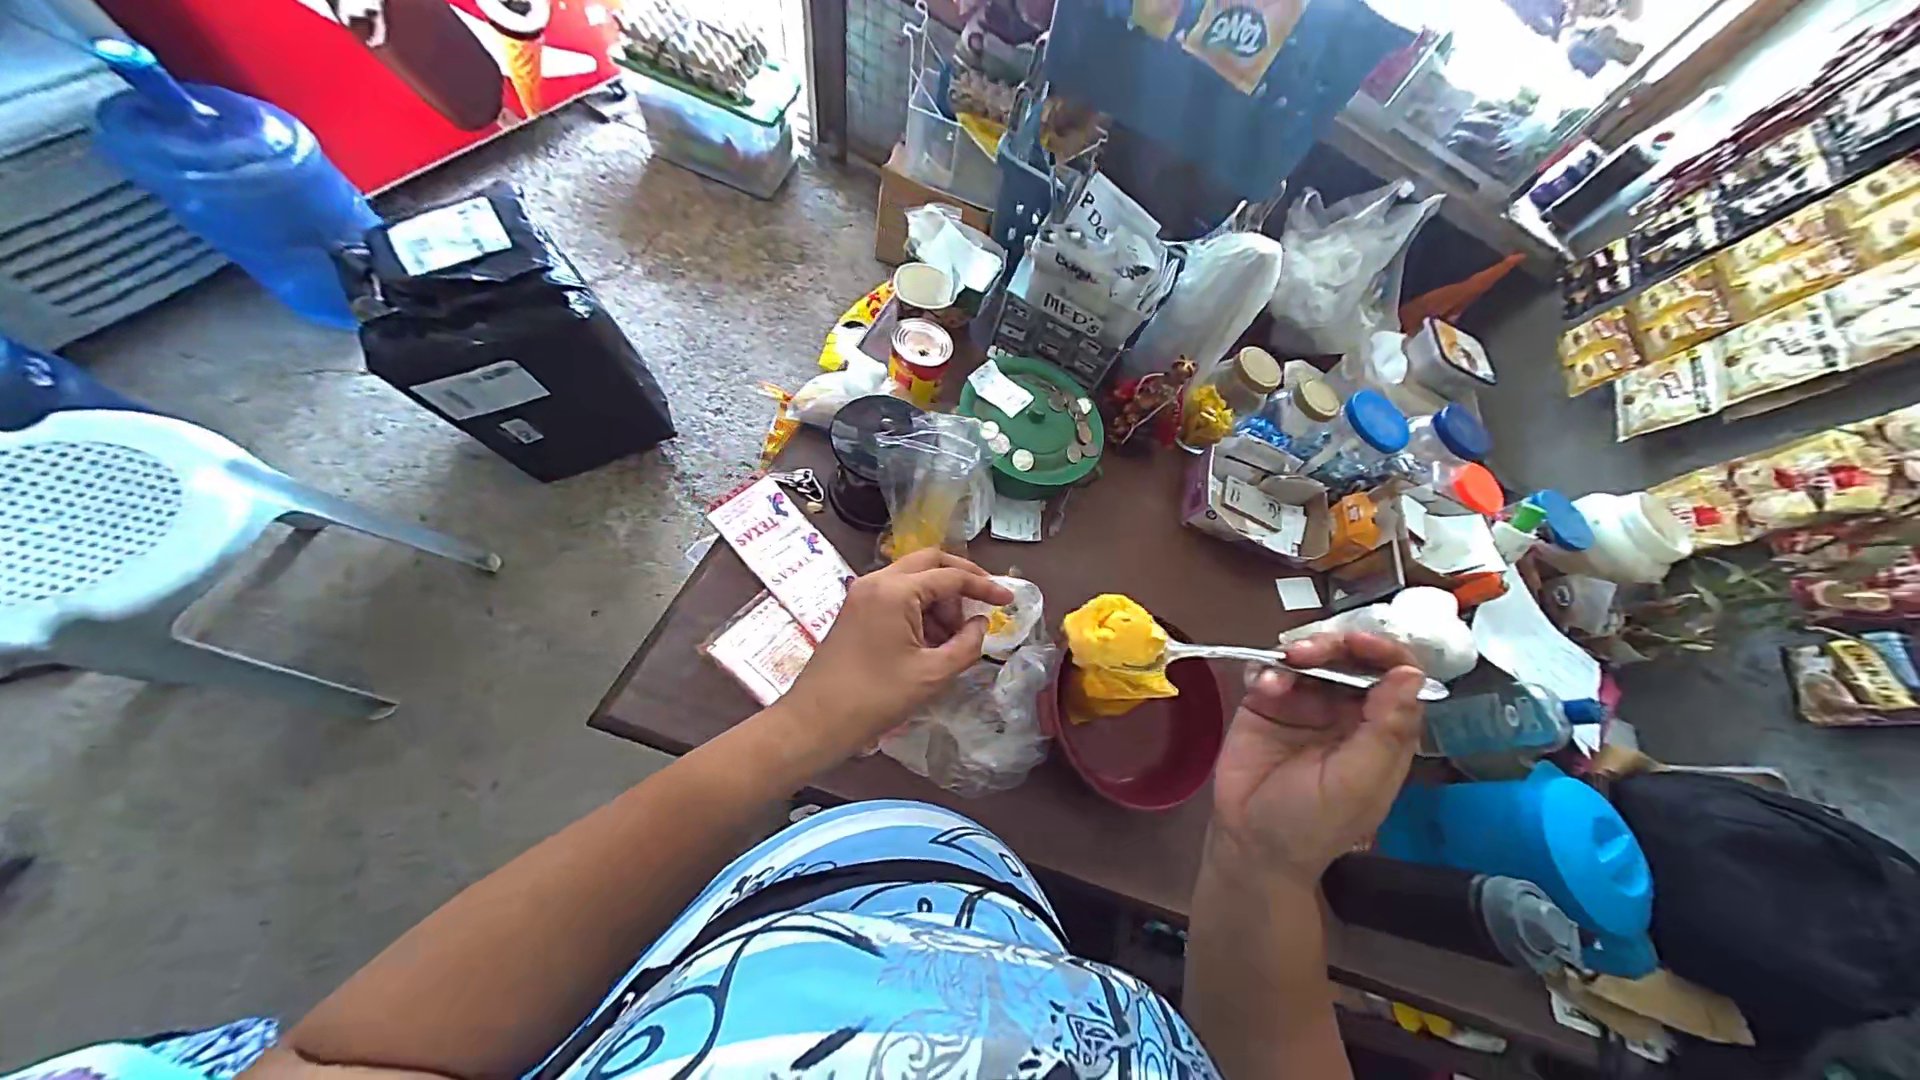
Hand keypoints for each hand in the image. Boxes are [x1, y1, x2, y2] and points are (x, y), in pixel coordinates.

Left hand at [778, 549, 1013, 751]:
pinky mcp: (855, 609)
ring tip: (954, 638)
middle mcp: (876, 581)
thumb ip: (967, 644)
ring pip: (912, 578)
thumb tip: (980, 624)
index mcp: (895, 591)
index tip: (1009, 600)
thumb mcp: (933, 674)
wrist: (814, 721)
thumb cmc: (875, 698)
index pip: (951, 577)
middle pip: (929, 562)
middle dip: (960, 581)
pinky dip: (919, 609)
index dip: (984, 587)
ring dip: (939, 598)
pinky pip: (896, 595)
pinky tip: (930, 641)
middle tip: (983, 605)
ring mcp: (862, 593)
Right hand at [1210, 633, 1427, 888]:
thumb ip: (1385, 730)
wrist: (1252, 842)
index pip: (1395, 678)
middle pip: (1348, 660)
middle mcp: (1344, 711)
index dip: (1383, 653)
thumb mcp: (1358, 782)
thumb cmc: (1314, 823)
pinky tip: (1262, 685)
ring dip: (1298, 653)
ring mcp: (1302, 706)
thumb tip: (1410, 675)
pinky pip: (1268, 671)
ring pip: (1308, 659)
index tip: (1358, 642)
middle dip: (1332, 646)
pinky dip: (1266, 669)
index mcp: (1379, 731)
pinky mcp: (1263, 704)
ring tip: (1284, 663)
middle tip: (1307, 652)